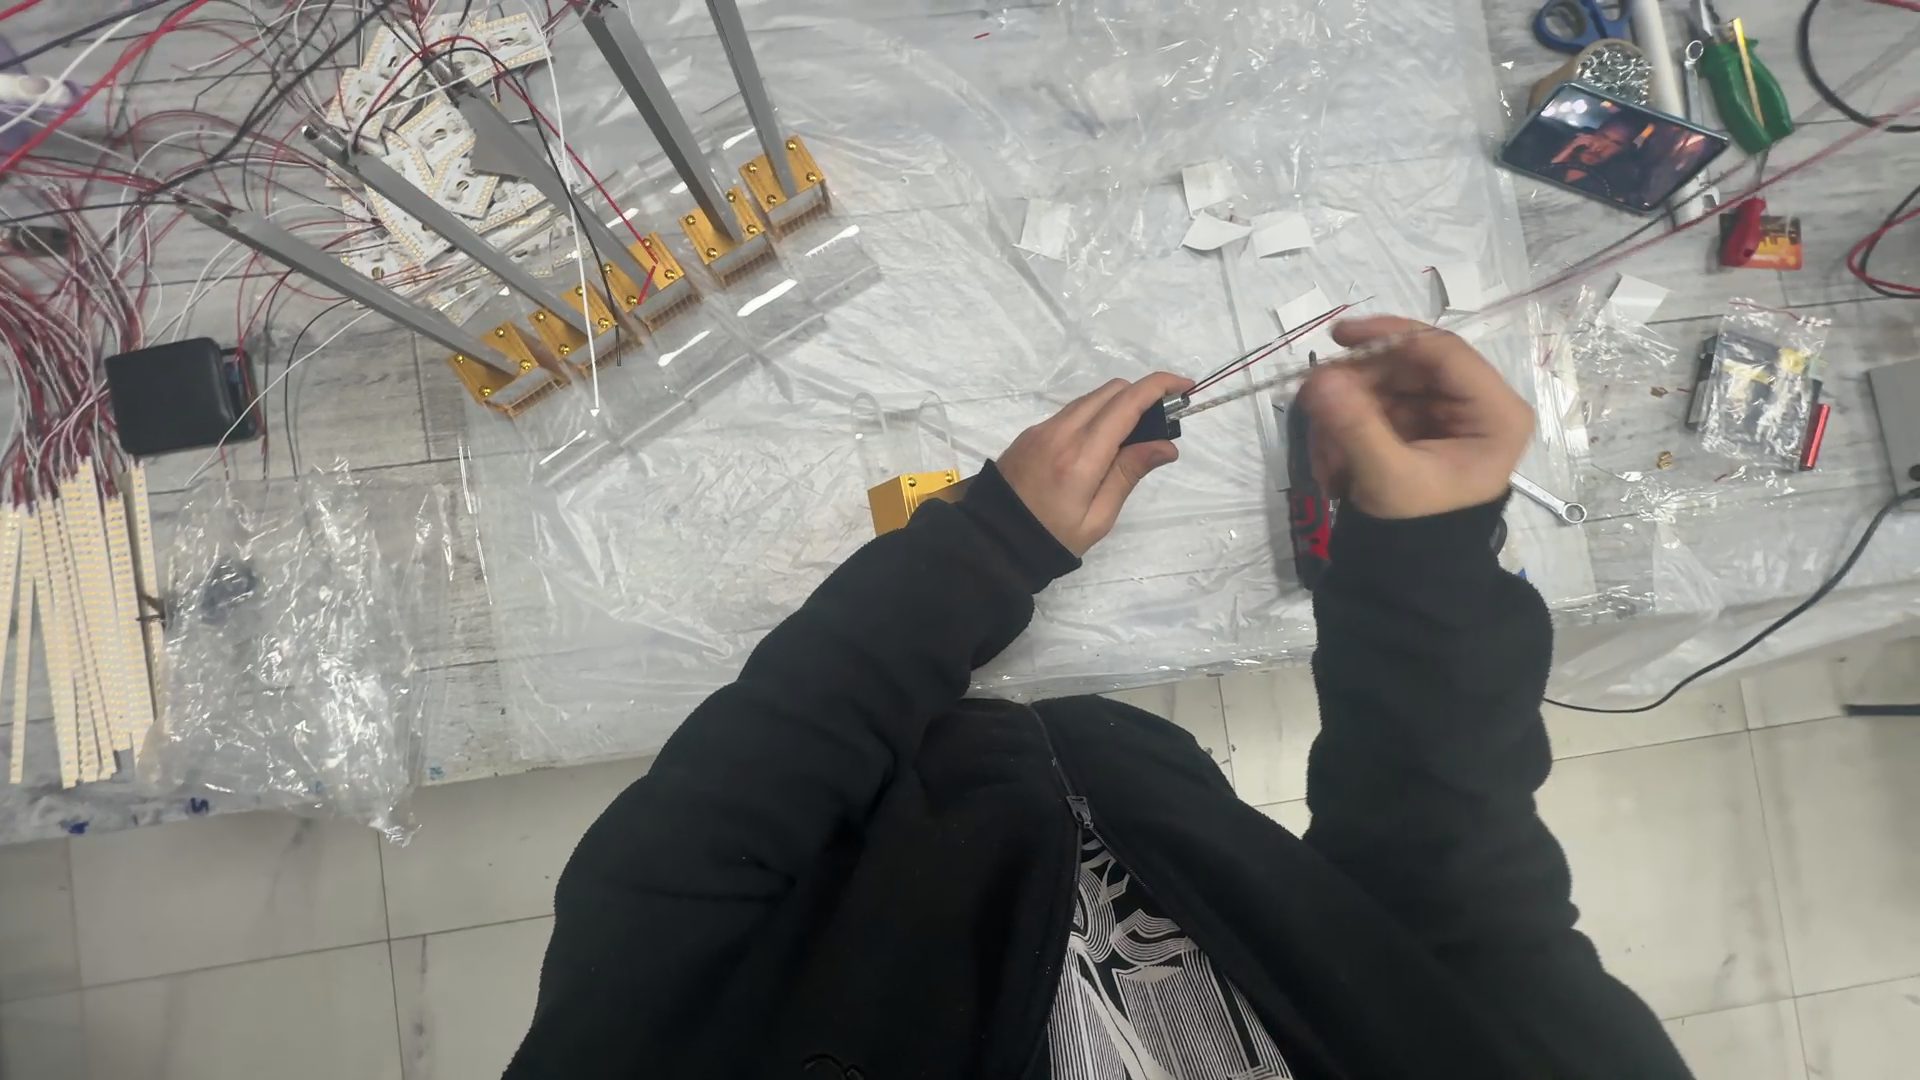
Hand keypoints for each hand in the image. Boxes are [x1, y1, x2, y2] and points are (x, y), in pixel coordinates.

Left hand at [996, 373, 1193, 556]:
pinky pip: (1071, 412)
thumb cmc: (1050, 538)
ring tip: (1134, 437)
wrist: (993, 539)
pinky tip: (1102, 444)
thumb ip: (1128, 474)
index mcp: (1081, 455)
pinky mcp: (1031, 433)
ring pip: (1090, 399)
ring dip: (1118, 405)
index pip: (1127, 403)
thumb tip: (1165, 444)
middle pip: (1111, 391)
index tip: (1185, 388)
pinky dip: (1095, 415)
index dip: (1160, 387)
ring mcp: (1042, 429)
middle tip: (1162, 423)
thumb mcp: (1097, 518)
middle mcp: (1060, 432)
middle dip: (1143, 396)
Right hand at [1299, 315, 1532, 519]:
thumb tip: (1316, 378)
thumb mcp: (1387, 477)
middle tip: (1312, 406)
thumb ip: (1354, 426)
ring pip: (1380, 388)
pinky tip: (1333, 463)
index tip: (1338, 336)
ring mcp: (1438, 416)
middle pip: (1405, 367)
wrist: (1409, 572)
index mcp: (1493, 412)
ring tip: (1328, 461)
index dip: (1390, 336)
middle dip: (1355, 388)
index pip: (1442, 352)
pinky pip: (1370, 410)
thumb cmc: (1417, 528)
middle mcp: (1470, 405)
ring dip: (1342, 416)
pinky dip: (1343, 431)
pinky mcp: (1411, 429)